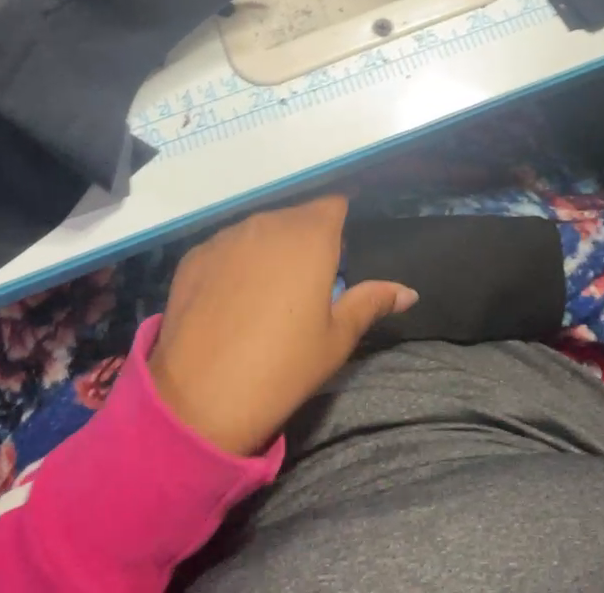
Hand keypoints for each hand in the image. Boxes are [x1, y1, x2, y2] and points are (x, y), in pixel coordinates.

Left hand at [148, 196, 417, 456]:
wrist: (200, 398)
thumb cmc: (283, 367)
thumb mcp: (336, 339)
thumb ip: (371, 303)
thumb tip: (409, 291)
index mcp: (310, 237)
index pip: (334, 205)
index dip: (340, 226)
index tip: (340, 256)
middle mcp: (267, 224)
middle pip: (295, 217)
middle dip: (305, 240)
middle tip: (307, 285)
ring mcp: (225, 237)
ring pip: (258, 231)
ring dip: (268, 250)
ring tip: (267, 295)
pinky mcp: (194, 256)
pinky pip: (225, 248)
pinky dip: (234, 264)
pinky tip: (231, 301)